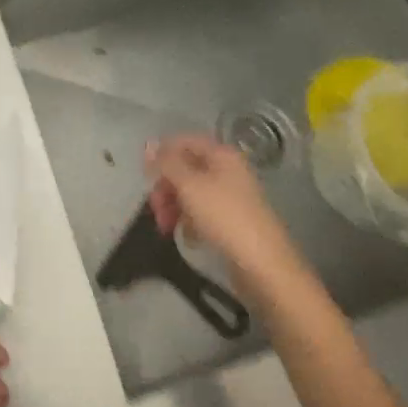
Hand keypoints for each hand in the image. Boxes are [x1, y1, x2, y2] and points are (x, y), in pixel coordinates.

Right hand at [146, 133, 295, 274]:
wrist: (262, 264)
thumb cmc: (224, 217)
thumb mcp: (190, 186)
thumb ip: (167, 163)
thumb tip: (148, 145)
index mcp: (222, 155)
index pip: (185, 141)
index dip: (163, 153)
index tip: (144, 174)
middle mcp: (228, 171)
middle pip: (187, 169)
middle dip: (166, 186)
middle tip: (155, 207)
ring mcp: (231, 197)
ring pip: (192, 193)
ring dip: (174, 206)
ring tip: (166, 226)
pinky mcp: (231, 222)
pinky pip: (202, 213)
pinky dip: (190, 222)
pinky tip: (188, 237)